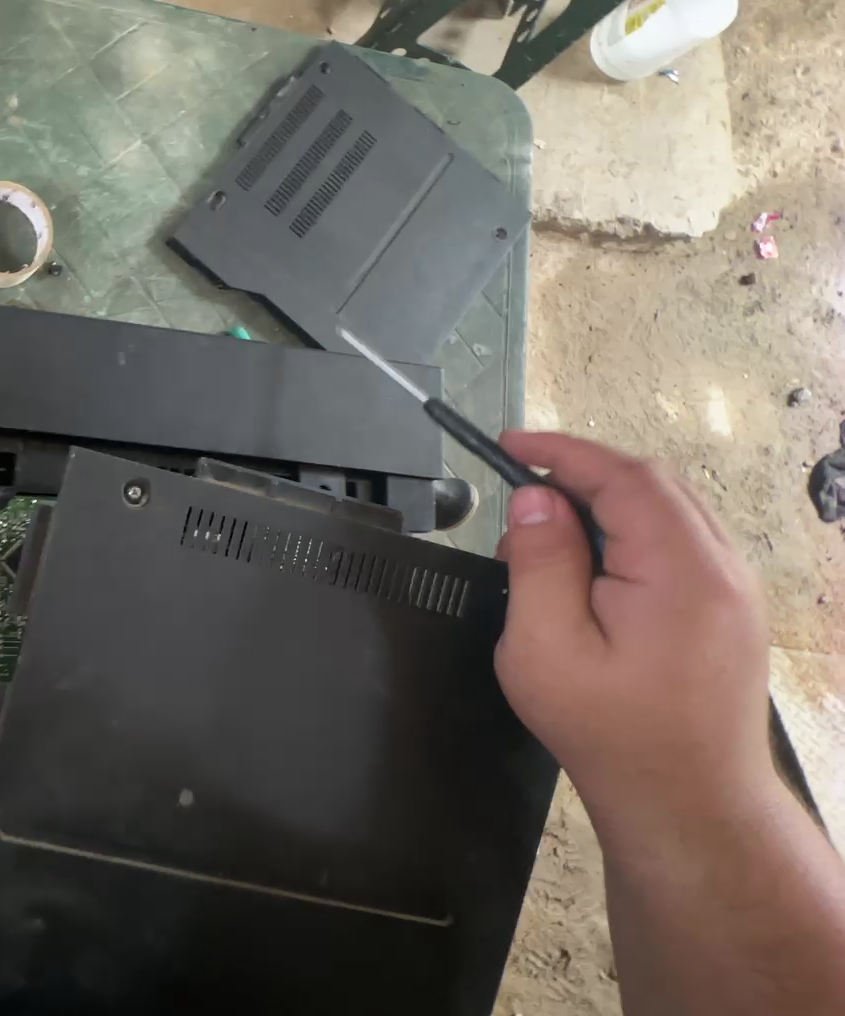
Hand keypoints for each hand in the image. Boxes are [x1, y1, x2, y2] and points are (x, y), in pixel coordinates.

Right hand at [493, 432, 771, 825]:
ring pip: (665, 512)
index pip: (626, 479)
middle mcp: (721, 572)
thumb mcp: (545, 642)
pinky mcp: (722, 611)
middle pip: (653, 487)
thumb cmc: (604, 723)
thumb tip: (536, 499)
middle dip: (578, 472)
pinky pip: (673, 543)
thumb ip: (540, 563)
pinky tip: (579, 566)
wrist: (681, 794)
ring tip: (536, 541)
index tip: (508, 443)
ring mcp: (730, 592)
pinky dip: (620, 532)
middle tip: (514, 487)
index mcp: (681, 574)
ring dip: (597, 504)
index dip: (564, 451)